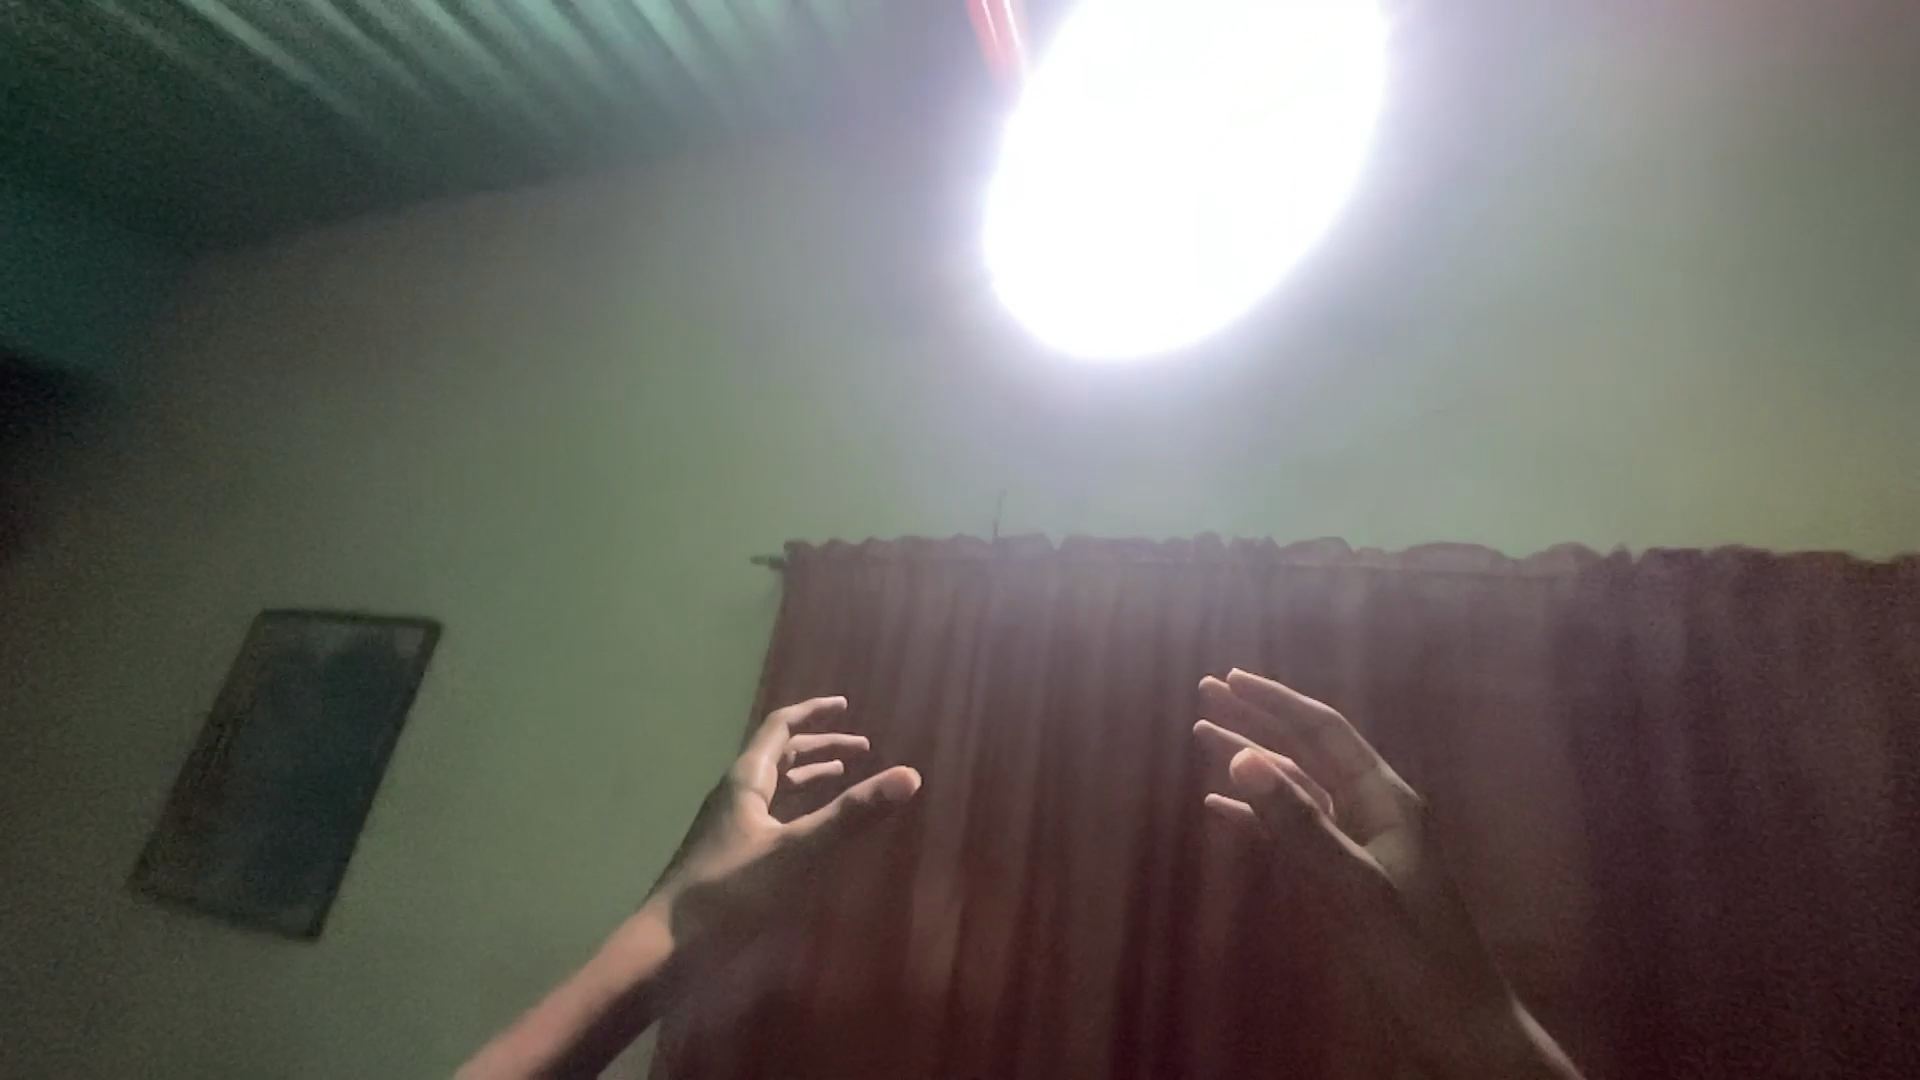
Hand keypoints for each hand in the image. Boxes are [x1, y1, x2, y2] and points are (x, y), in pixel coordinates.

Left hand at [648, 695, 922, 959]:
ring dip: (810, 776)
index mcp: (747, 779)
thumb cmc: (730, 893)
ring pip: (776, 786)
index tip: (844, 705)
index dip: (814, 713)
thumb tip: (910, 776)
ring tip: (844, 777)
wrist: (663, 952)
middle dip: (822, 746)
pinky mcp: (730, 854)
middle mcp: (737, 793)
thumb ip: (852, 814)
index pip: (781, 727)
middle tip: (862, 748)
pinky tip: (812, 828)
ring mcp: (730, 825)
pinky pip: (771, 815)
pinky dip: (798, 808)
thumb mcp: (798, 851)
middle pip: (781, 755)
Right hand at [1195, 670, 1580, 1079]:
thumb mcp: (1353, 885)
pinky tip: (1217, 808)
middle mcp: (1368, 809)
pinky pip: (1286, 829)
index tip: (1230, 679)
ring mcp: (1352, 841)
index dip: (1276, 701)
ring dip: (1248, 761)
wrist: (1456, 1032)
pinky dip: (1251, 814)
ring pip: (1291, 786)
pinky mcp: (1338, 873)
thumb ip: (1297, 823)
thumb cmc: (1414, 953)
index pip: (1322, 731)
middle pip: (1303, 749)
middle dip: (1255, 719)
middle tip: (1208, 692)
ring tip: (1202, 735)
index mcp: (1383, 798)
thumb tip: (1241, 758)